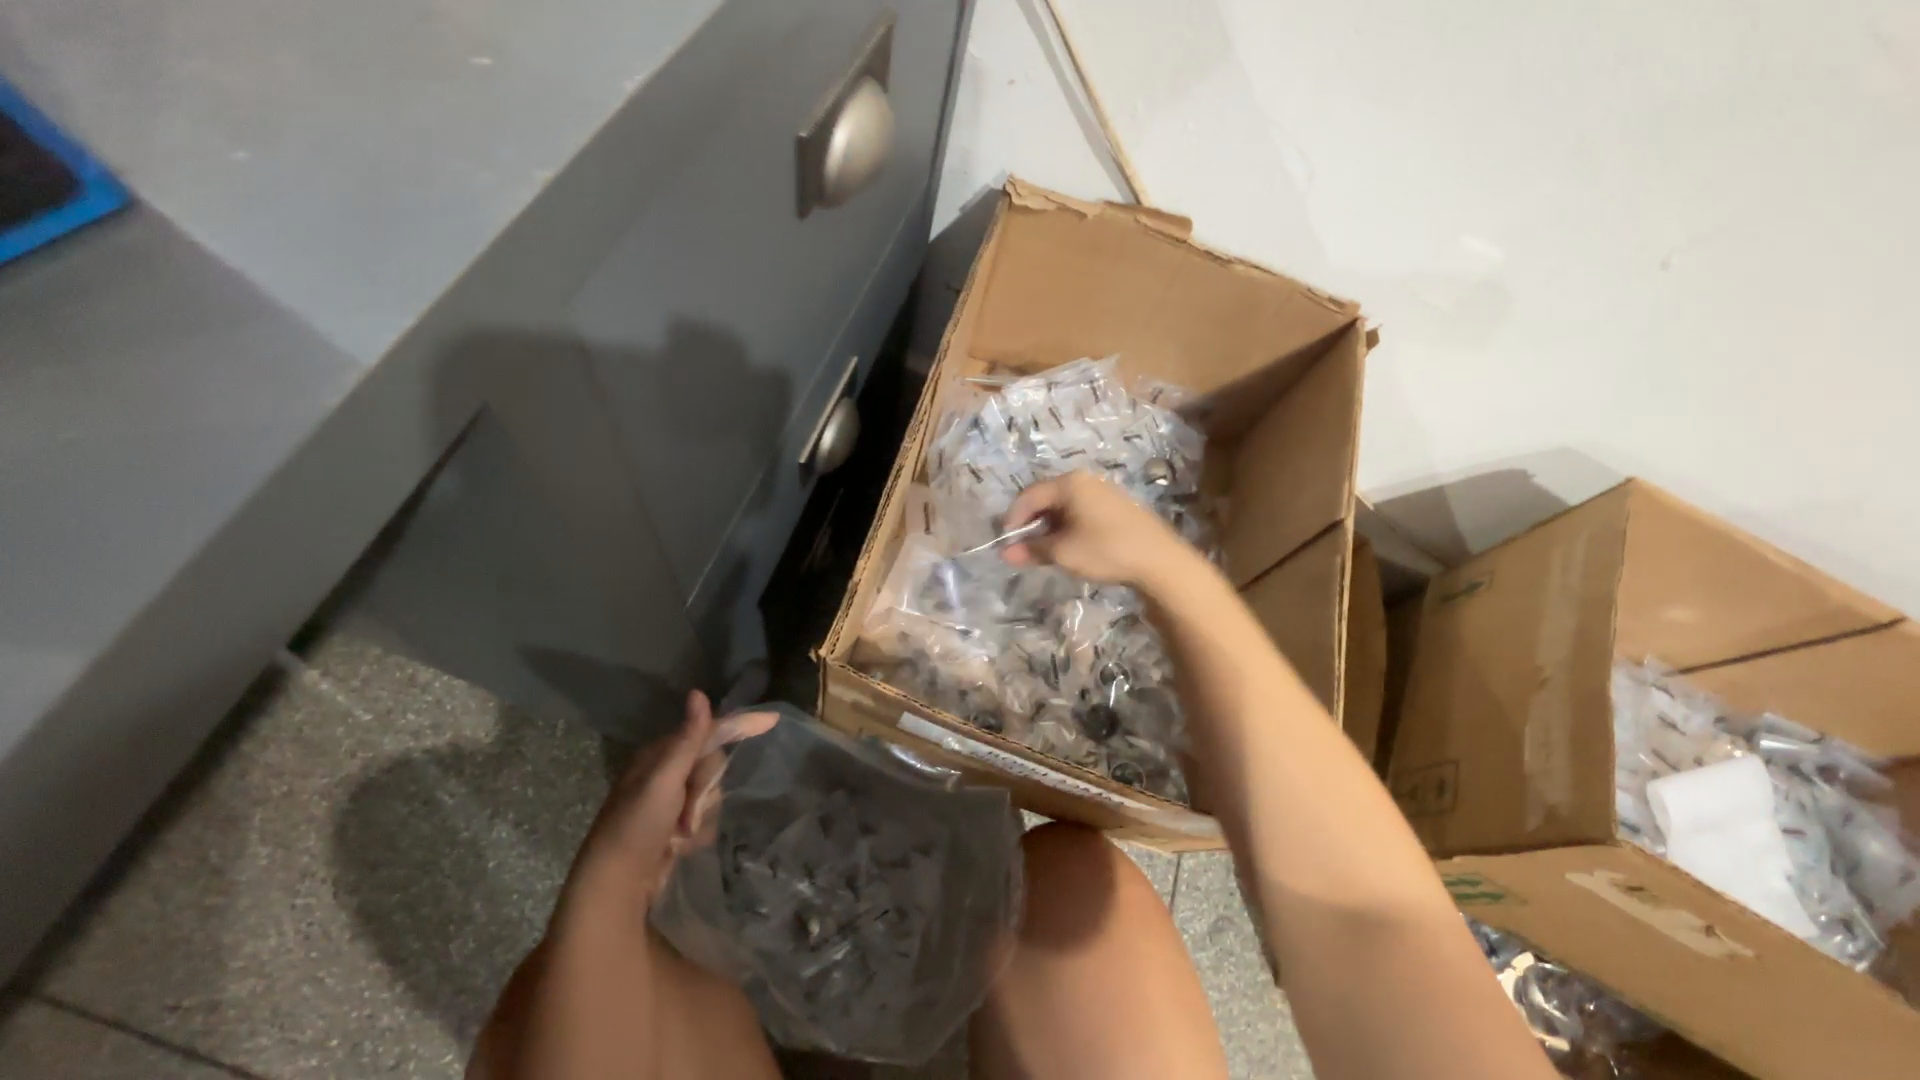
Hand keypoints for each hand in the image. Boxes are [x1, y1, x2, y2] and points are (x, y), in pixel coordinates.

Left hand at [557, 691, 777, 923]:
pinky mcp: (675, 828)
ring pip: (712, 793)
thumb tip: (698, 693)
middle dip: (706, 788)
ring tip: (681, 834)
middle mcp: (665, 774)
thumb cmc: (637, 826)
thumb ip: (687, 740)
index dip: (738, 726)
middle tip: (687, 812)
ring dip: (702, 813)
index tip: (773, 721)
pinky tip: (682, 845)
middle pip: (712, 765)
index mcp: (659, 756)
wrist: (618, 885)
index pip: (706, 732)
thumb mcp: (664, 780)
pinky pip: (706, 816)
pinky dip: (700, 830)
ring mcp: (670, 803)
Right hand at [1001, 470, 1194, 587]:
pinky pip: (1081, 512)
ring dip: (1050, 528)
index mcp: (1069, 483)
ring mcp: (1102, 492)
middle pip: (1046, 498)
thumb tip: (1005, 554)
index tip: (1006, 544)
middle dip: (1031, 524)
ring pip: (1064, 506)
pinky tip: (1071, 548)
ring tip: (1046, 552)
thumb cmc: (1106, 550)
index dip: (1013, 520)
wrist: (1159, 560)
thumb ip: (1032, 549)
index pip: (1028, 496)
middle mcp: (1085, 480)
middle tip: (1024, 549)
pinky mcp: (1115, 507)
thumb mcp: (1063, 552)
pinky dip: (1068, 527)